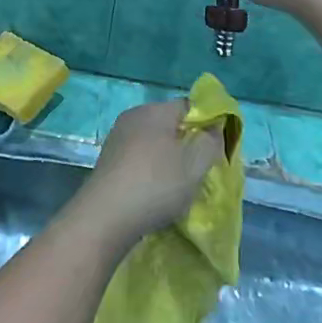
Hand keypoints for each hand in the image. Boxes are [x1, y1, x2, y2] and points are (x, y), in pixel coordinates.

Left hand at [75, 100, 224, 243]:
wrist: (105, 216)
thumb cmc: (156, 184)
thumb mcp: (195, 164)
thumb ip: (210, 141)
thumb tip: (213, 128)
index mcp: (154, 111)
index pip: (188, 106)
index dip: (207, 124)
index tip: (216, 150)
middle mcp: (133, 116)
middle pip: (170, 123)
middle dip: (187, 143)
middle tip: (199, 170)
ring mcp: (117, 137)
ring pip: (154, 142)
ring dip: (169, 159)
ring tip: (179, 186)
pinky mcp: (108, 159)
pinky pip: (139, 157)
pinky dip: (151, 170)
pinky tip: (155, 192)